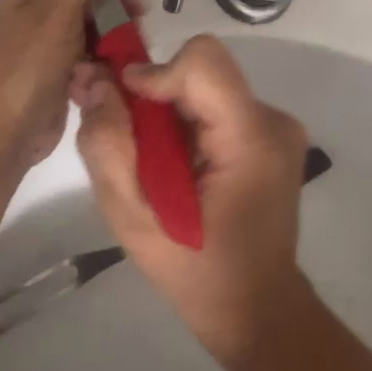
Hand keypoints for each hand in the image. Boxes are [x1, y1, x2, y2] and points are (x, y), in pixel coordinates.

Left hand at [0, 0, 119, 170]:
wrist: (4, 130)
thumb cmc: (26, 64)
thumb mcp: (54, 10)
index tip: (138, 6)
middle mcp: (36, 8)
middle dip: (115, 15)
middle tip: (135, 35)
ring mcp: (46, 41)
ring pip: (94, 29)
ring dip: (110, 43)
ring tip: (121, 62)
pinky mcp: (57, 70)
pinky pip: (88, 56)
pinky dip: (99, 65)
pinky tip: (104, 79)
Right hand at [70, 34, 312, 370]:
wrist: (255, 309)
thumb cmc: (194, 270)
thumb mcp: (131, 217)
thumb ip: (108, 146)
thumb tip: (99, 82)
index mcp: (249, 140)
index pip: (202, 61)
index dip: (154, 72)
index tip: (121, 103)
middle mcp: (271, 121)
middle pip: (197, 70)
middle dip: (147, 91)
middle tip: (106, 120)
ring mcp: (272, 128)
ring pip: (198, 84)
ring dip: (160, 108)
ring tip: (137, 154)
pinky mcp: (264, 136)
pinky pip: (209, 102)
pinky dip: (177, 120)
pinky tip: (164, 161)